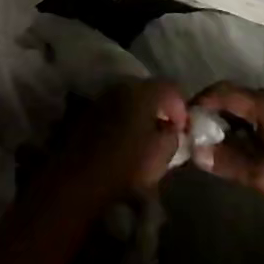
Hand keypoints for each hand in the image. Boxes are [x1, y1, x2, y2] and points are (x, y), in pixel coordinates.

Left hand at [50, 78, 188, 204]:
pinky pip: (114, 108)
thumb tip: (171, 129)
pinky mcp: (88, 110)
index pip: (170, 88)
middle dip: (161, 108)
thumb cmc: (127, 164)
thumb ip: (173, 136)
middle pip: (148, 89)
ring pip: (129, 98)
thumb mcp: (163, 154)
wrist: (81, 176)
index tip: (182, 130)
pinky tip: (125, 138)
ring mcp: (101, 97)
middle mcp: (120, 86)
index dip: (181, 108)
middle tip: (166, 131)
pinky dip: (123, 118)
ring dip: (141, 112)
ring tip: (146, 136)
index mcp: (141, 92)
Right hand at [189, 82, 263, 233]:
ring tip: (205, 135)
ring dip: (224, 116)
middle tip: (190, 125)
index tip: (181, 116)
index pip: (224, 92)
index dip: (200, 101)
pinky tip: (231, 145)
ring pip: (244, 106)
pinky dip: (237, 125)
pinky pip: (254, 118)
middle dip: (210, 106)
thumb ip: (227, 162)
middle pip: (233, 94)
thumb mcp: (261, 176)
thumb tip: (194, 152)